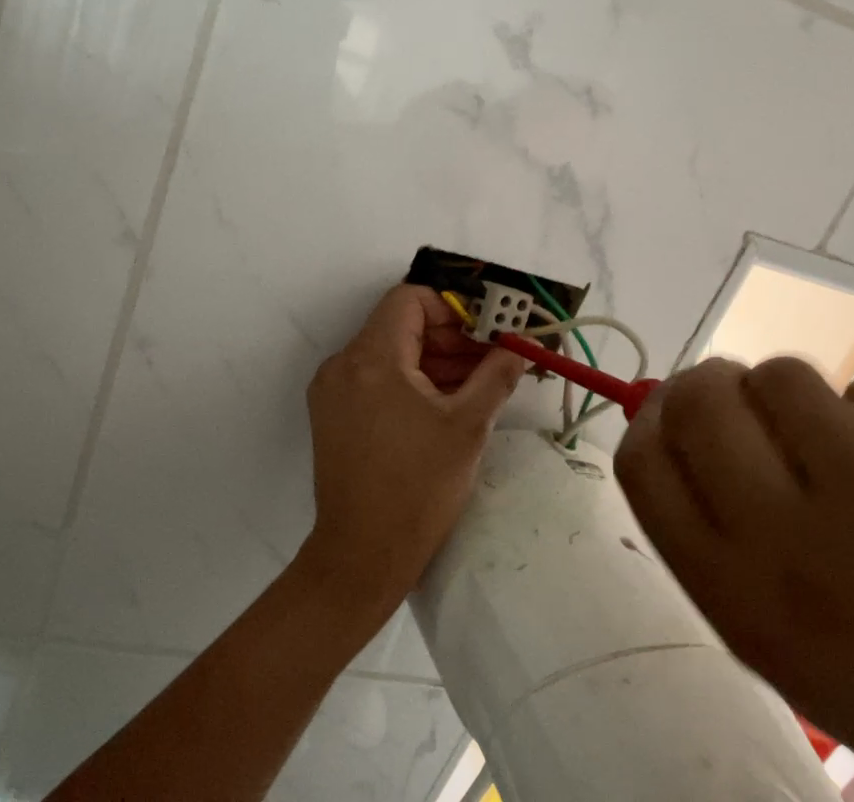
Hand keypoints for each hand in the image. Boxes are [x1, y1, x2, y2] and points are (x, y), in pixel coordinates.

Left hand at [299, 284, 527, 611]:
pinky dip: (409, 382)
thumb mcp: (467, 427)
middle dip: (450, 337)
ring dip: (433, 361)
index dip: (452, 308)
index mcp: (370, 358)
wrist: (362, 554)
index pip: (409, 299)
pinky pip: (374, 381)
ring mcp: (332, 392)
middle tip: (495, 359)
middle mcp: (343, 365)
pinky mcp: (332, 417)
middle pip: (399, 326)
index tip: (488, 332)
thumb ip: (496, 375)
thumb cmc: (419, 488)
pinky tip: (445, 405)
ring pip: (388, 354)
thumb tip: (521, 347)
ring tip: (479, 385)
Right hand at [615, 357, 853, 801]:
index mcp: (742, 598)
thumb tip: (681, 440)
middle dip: (708, 386)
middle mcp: (793, 538)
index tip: (671, 418)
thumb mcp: (788, 654)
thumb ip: (722, 551)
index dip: (650, 423)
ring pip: (787, 375)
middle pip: (697, 400)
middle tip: (744, 405)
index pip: (644, 464)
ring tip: (844, 440)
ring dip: (800, 398)